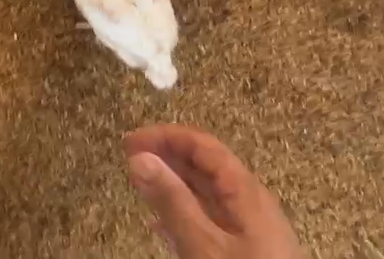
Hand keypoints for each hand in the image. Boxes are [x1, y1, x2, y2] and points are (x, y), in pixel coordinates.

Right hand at [123, 125, 301, 258]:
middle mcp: (253, 204)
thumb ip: (171, 200)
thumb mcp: (203, 246)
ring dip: (174, 185)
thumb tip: (139, 157)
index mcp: (247, 192)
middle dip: (167, 157)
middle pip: (206, 165)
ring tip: (142, 189)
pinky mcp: (250, 253)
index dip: (164, 136)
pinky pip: (213, 220)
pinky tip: (164, 228)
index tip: (129, 144)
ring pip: (209, 193)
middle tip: (130, 162)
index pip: (203, 145)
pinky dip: (185, 212)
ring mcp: (254, 231)